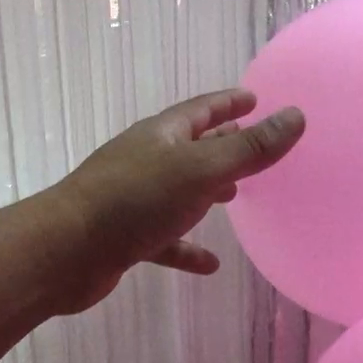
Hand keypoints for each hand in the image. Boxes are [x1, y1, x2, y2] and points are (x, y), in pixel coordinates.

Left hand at [39, 89, 304, 312]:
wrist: (67, 252)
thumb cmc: (134, 201)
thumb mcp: (200, 171)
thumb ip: (248, 149)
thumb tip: (295, 117)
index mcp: (161, 136)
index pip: (201, 110)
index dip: (228, 103)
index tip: (254, 98)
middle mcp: (145, 161)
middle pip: (190, 147)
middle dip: (220, 145)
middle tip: (251, 149)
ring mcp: (133, 199)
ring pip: (178, 191)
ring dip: (206, 193)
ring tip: (235, 199)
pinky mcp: (127, 237)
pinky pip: (166, 238)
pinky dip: (188, 246)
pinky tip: (210, 264)